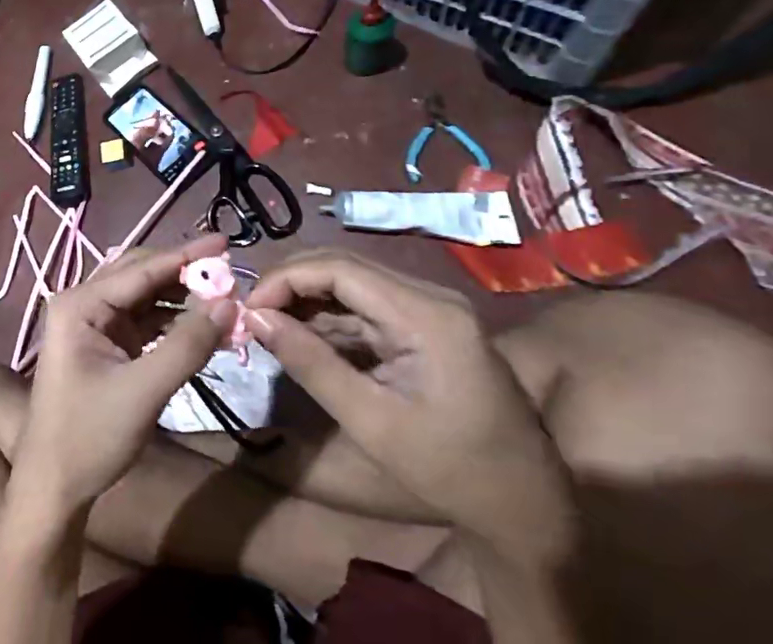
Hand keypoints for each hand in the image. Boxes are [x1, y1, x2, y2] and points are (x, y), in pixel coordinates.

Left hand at [18, 235, 236, 509]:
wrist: (54, 489)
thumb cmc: (89, 437)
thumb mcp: (143, 390)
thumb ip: (187, 344)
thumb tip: (231, 304)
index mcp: (80, 305)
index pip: (142, 269)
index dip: (186, 256)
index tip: (226, 243)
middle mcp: (84, 304)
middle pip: (143, 275)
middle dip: (187, 274)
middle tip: (231, 274)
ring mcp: (94, 324)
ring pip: (147, 296)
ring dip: (183, 298)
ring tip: (224, 300)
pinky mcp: (106, 344)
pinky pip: (146, 320)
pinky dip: (175, 322)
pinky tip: (204, 326)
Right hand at [244, 251, 572, 562]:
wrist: (523, 503)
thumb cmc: (450, 469)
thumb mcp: (372, 421)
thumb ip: (312, 364)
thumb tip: (256, 319)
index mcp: (426, 315)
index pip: (342, 268)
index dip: (288, 278)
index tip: (248, 307)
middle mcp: (430, 297)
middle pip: (347, 268)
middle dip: (293, 285)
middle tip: (251, 315)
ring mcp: (430, 310)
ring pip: (354, 286)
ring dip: (309, 302)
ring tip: (267, 328)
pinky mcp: (426, 327)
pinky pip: (368, 310)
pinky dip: (331, 321)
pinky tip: (302, 339)